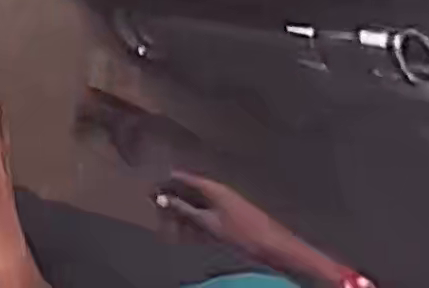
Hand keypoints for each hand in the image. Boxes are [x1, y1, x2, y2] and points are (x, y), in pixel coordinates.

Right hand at [156, 171, 354, 284]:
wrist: (282, 250)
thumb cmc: (244, 234)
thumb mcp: (211, 224)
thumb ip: (185, 210)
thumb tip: (161, 197)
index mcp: (210, 186)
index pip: (179, 177)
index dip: (162, 181)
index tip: (147, 188)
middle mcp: (216, 189)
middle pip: (187, 188)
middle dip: (170, 196)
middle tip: (155, 206)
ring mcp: (225, 201)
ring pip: (196, 201)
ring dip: (183, 208)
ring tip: (169, 219)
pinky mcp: (232, 214)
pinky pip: (207, 210)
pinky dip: (196, 217)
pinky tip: (190, 228)